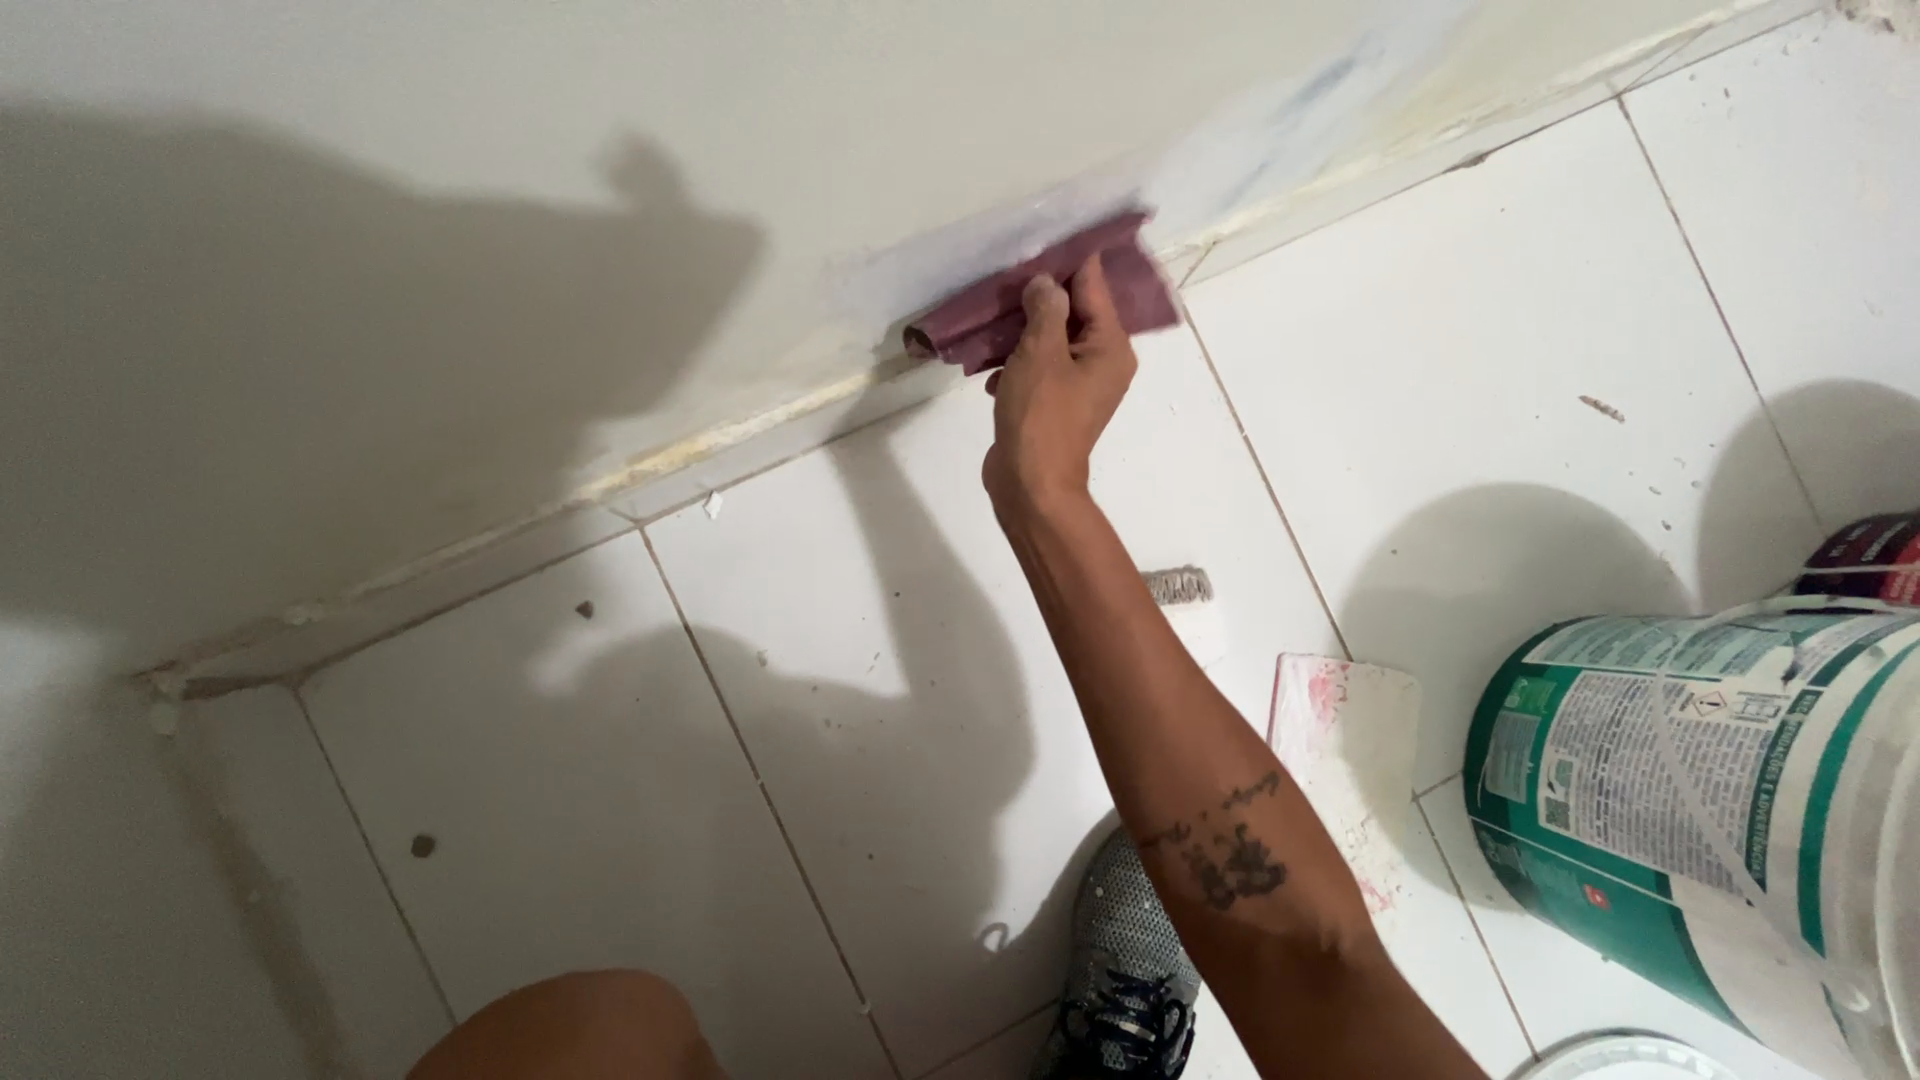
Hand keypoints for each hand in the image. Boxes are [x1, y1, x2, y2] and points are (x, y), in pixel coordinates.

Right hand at [982, 252, 1138, 515]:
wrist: (1031, 485)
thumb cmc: (1040, 416)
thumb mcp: (1040, 353)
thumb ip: (1045, 309)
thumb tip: (1046, 282)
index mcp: (1111, 347)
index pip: (1093, 286)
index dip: (1067, 261)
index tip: (1038, 241)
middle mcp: (1103, 364)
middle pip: (1072, 313)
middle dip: (1037, 299)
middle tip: (1004, 280)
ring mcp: (1079, 388)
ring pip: (1050, 343)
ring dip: (1021, 334)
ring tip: (989, 326)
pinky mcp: (1055, 406)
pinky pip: (1038, 371)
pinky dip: (1016, 367)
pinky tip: (990, 373)